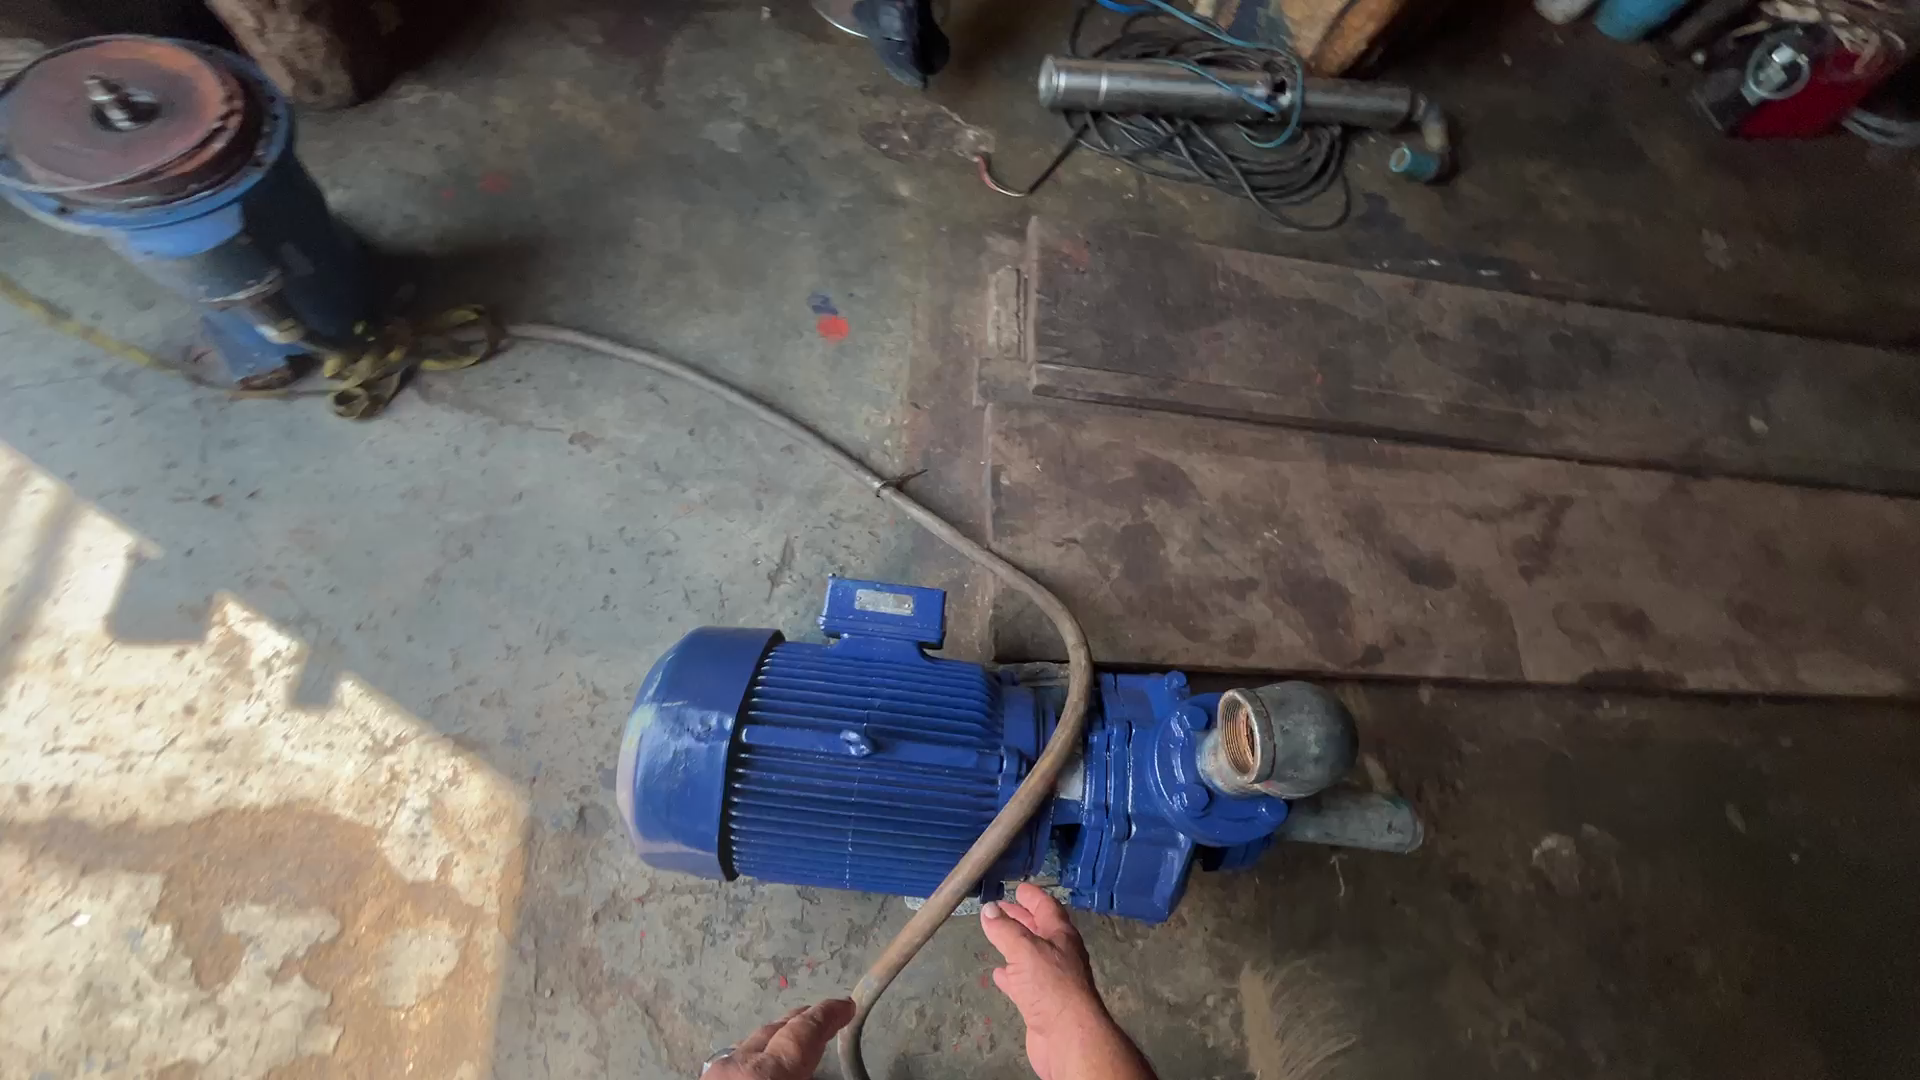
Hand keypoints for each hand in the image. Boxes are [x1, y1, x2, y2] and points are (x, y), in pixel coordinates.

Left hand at [704, 999, 853, 1079]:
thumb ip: (814, 1071)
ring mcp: (712, 1076)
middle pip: (775, 1031)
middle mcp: (736, 1067)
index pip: (805, 1031)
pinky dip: (752, 1059)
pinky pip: (732, 1062)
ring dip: (775, 1040)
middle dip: (801, 1021)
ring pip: (750, 1045)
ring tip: (793, 1040)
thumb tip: (824, 1058)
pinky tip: (759, 1067)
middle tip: (823, 1016)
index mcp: (767, 1073)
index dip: (828, 1014)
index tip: (846, 1004)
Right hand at [979, 884, 1114, 1079]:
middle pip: (1038, 929)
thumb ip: (1005, 929)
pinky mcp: (1042, 1003)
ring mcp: (1051, 979)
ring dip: (1014, 944)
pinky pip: (1023, 982)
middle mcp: (1059, 954)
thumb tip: (988, 909)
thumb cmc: (1051, 985)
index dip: (1033, 895)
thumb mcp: (1025, 949)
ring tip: (995, 934)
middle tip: (999, 908)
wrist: (1068, 1038)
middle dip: (1020, 917)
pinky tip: (998, 973)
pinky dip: (1011, 975)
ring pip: (1030, 955)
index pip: (1047, 906)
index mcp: (1061, 935)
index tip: (1018, 887)